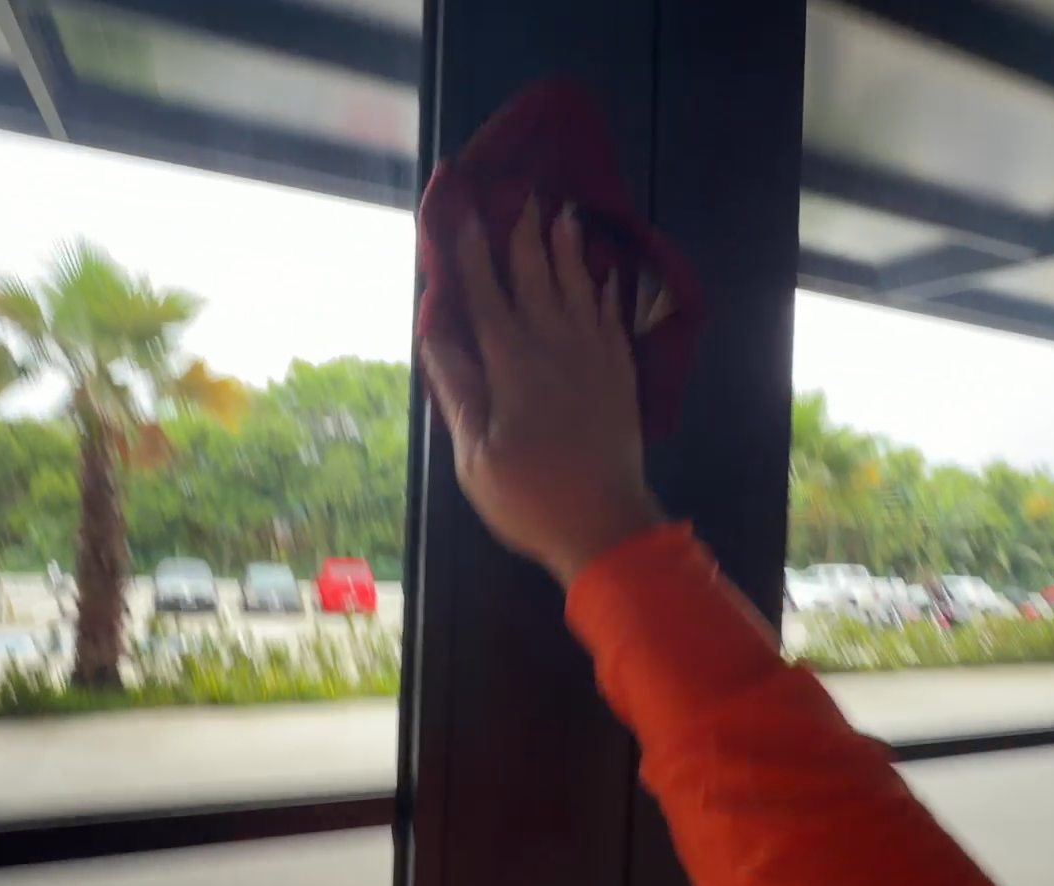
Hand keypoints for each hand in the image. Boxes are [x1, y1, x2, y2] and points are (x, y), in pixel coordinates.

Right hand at [420, 197, 665, 584]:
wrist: (605, 524)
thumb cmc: (530, 497)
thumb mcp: (475, 455)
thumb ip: (457, 389)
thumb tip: (434, 336)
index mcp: (513, 366)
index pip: (487, 298)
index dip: (473, 255)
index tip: (465, 215)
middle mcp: (555, 348)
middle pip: (536, 279)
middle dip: (524, 236)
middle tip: (521, 193)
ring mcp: (593, 358)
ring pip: (578, 289)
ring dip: (568, 250)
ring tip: (564, 213)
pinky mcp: (619, 375)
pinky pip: (611, 317)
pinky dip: (605, 290)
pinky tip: (604, 272)